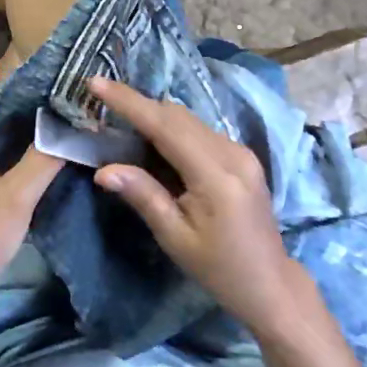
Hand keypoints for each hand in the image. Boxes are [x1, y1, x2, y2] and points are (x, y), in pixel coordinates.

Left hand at [0, 126, 64, 303]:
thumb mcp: (18, 195)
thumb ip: (46, 156)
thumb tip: (76, 124)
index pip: (9, 110)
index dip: (44, 112)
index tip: (80, 114)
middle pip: (8, 131)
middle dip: (42, 135)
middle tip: (84, 132)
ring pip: (7, 153)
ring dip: (36, 155)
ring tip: (76, 148)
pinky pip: (2, 171)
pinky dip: (24, 173)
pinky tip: (55, 173)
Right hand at [87, 76, 302, 331]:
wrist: (270, 283)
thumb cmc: (219, 269)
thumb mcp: (175, 238)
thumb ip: (143, 196)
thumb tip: (104, 170)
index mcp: (216, 175)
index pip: (165, 126)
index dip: (129, 102)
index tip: (97, 82)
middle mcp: (232, 153)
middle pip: (178, 115)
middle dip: (138, 105)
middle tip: (101, 101)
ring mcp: (241, 152)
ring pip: (189, 119)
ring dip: (155, 116)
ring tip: (120, 119)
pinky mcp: (242, 157)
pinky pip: (200, 131)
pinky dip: (172, 129)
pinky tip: (153, 142)